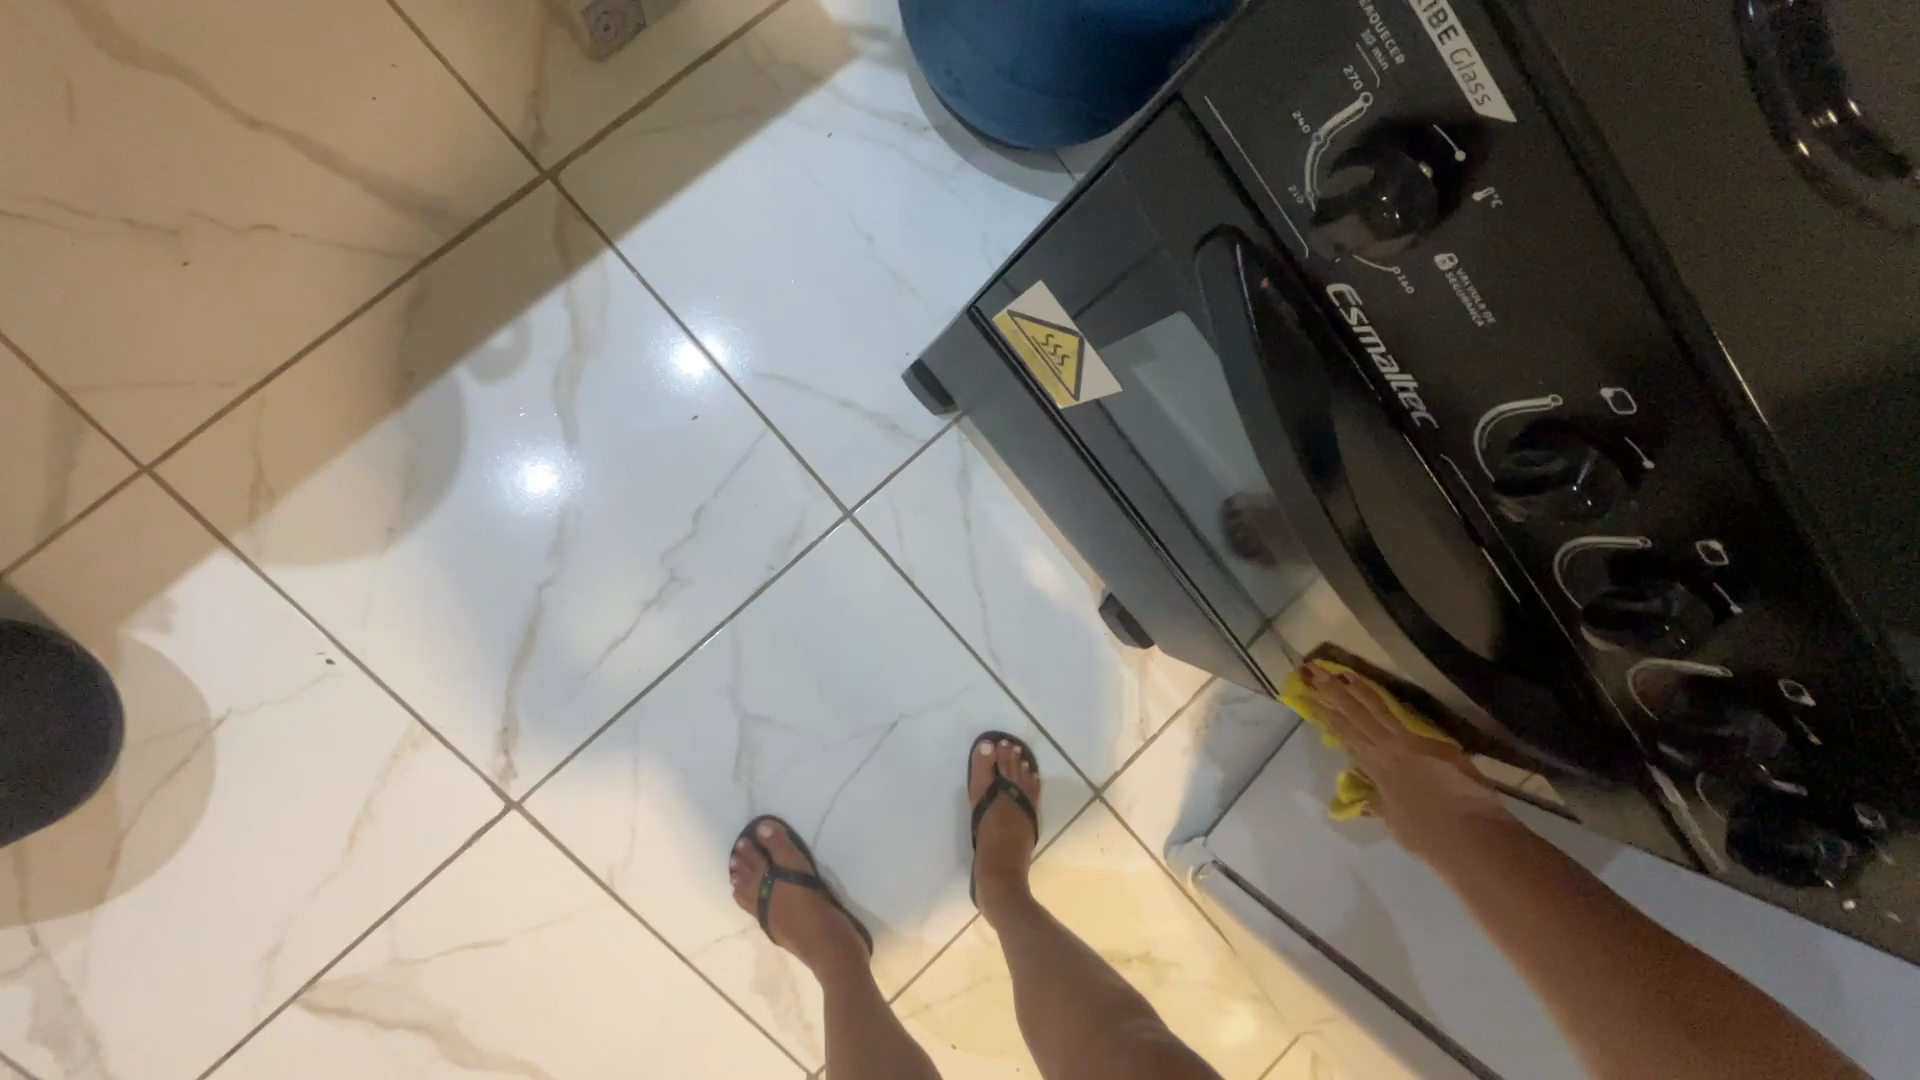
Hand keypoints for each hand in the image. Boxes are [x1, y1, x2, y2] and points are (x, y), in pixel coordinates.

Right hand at [1302, 664, 1514, 864]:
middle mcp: (1390, 747)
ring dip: (1361, 690)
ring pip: (1382, 709)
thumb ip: (1381, 804)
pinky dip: (1393, 709)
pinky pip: (1409, 721)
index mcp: (1376, 766)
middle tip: (1314, 670)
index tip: (1306, 695)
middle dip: (1333, 690)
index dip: (1323, 712)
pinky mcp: (1440, 745)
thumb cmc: (1429, 838)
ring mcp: (1416, 743)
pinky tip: (1388, 704)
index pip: (1344, 732)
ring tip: (1346, 673)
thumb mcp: (1395, 821)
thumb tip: (1367, 800)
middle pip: (1357, 713)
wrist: (1474, 838)